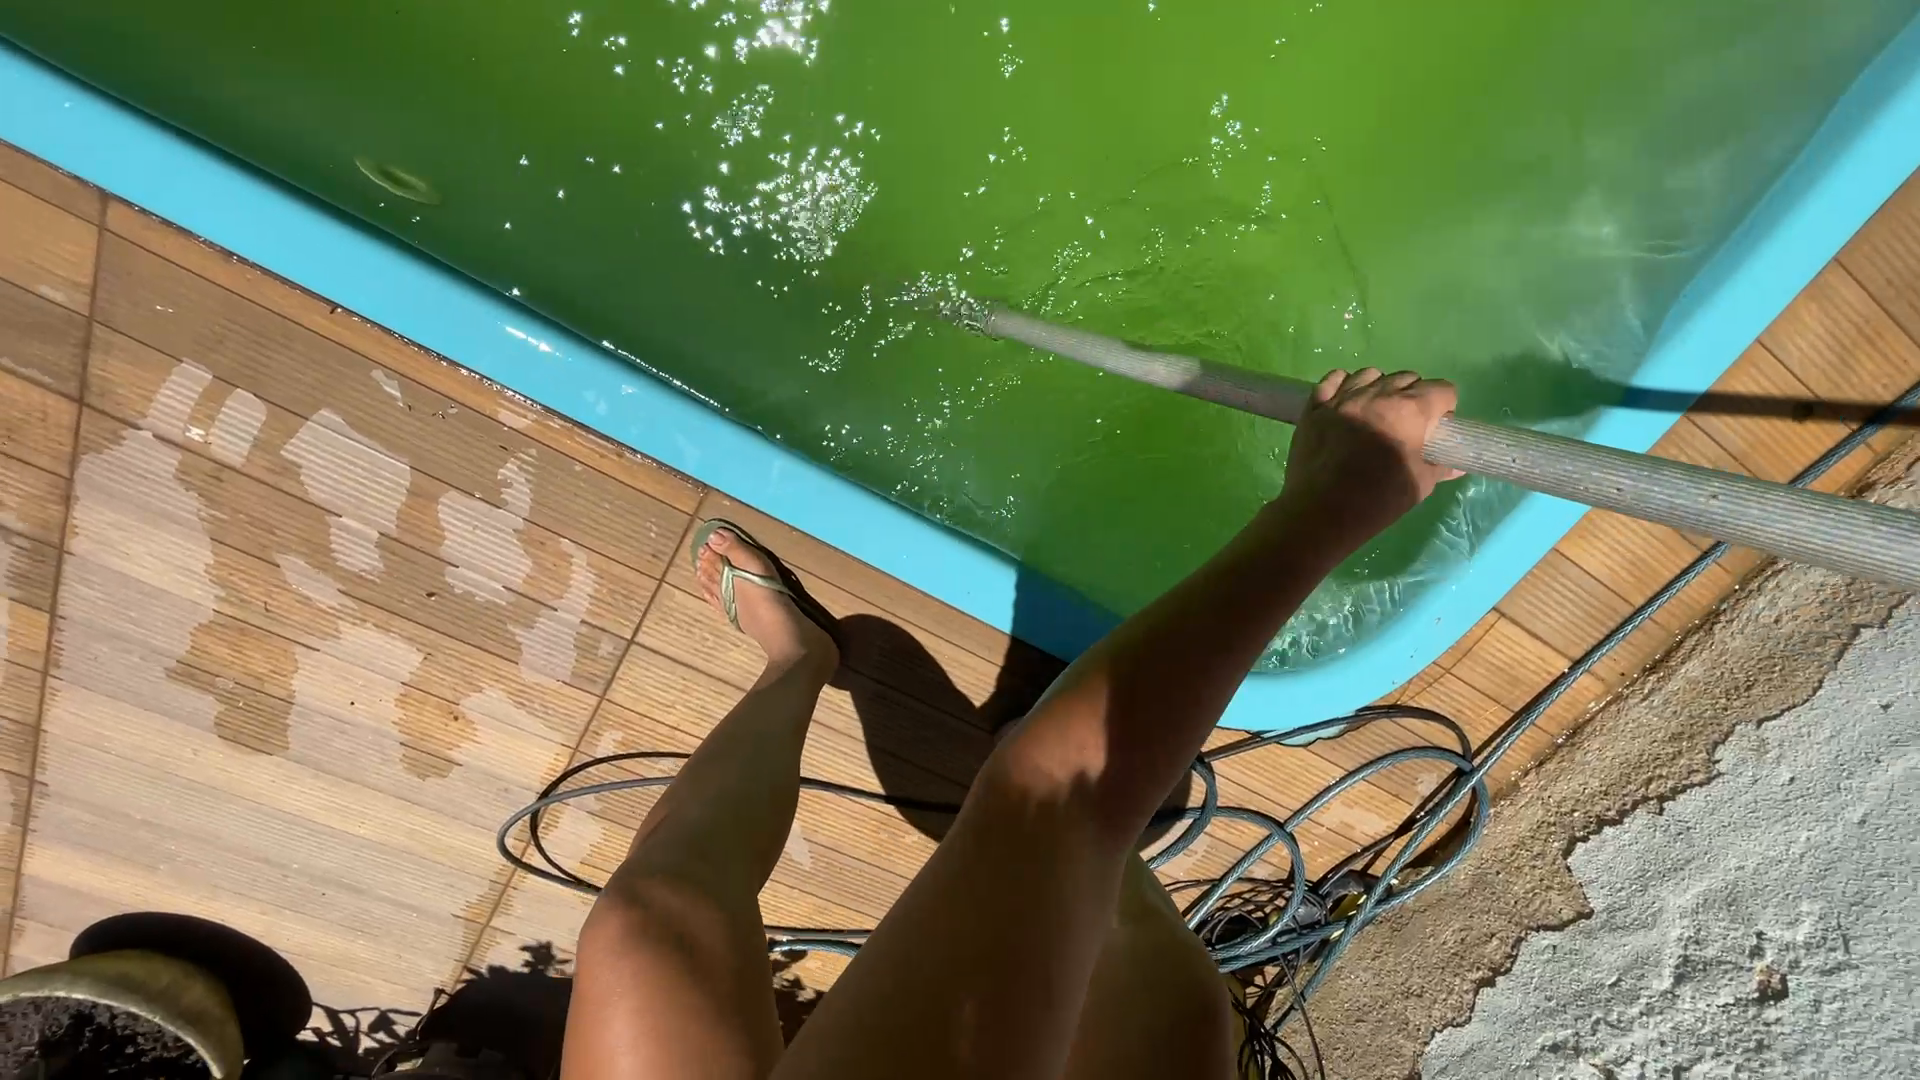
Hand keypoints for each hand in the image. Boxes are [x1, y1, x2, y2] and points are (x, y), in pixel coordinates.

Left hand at [1273, 368, 1460, 542]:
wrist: (1321, 512)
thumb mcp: (1419, 484)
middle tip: (1407, 422)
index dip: (1444, 407)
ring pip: (1368, 375)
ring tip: (1377, 410)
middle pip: (1405, 379)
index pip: (1440, 389)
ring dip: (1379, 387)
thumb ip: (1438, 466)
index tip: (1436, 426)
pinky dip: (1342, 384)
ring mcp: (1341, 400)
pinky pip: (1330, 381)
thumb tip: (1455, 465)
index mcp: (1409, 411)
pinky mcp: (1313, 410)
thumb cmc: (1377, 500)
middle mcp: (1376, 396)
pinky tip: (1346, 399)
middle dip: (1413, 396)